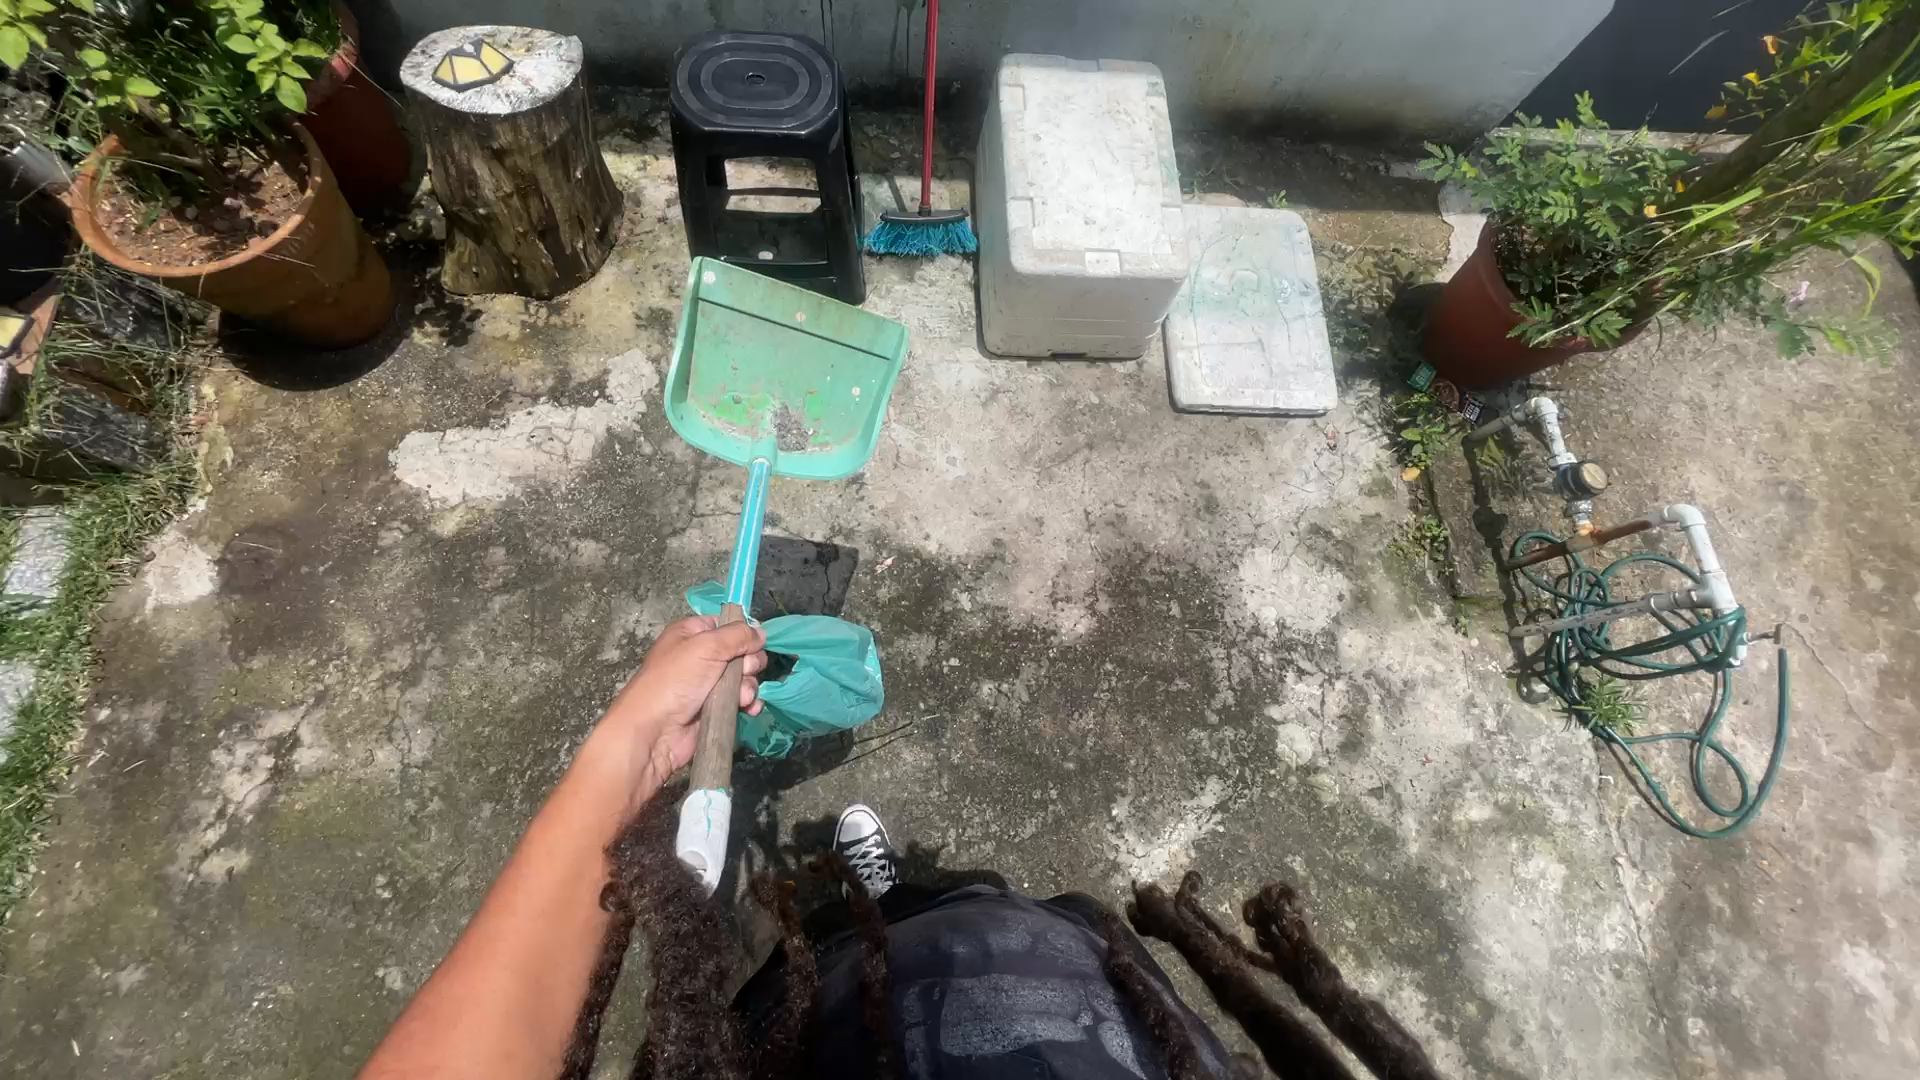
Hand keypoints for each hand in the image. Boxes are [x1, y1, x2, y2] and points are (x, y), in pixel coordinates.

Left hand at [597, 615, 766, 790]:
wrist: (654, 732)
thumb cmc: (675, 681)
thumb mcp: (706, 646)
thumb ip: (738, 635)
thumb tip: (761, 633)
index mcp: (692, 634)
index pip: (726, 624)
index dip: (742, 632)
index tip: (752, 643)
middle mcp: (701, 656)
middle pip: (741, 651)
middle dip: (749, 662)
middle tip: (744, 671)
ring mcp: (709, 683)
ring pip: (745, 676)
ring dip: (749, 686)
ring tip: (742, 697)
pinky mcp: (715, 707)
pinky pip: (742, 699)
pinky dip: (749, 702)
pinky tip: (749, 708)